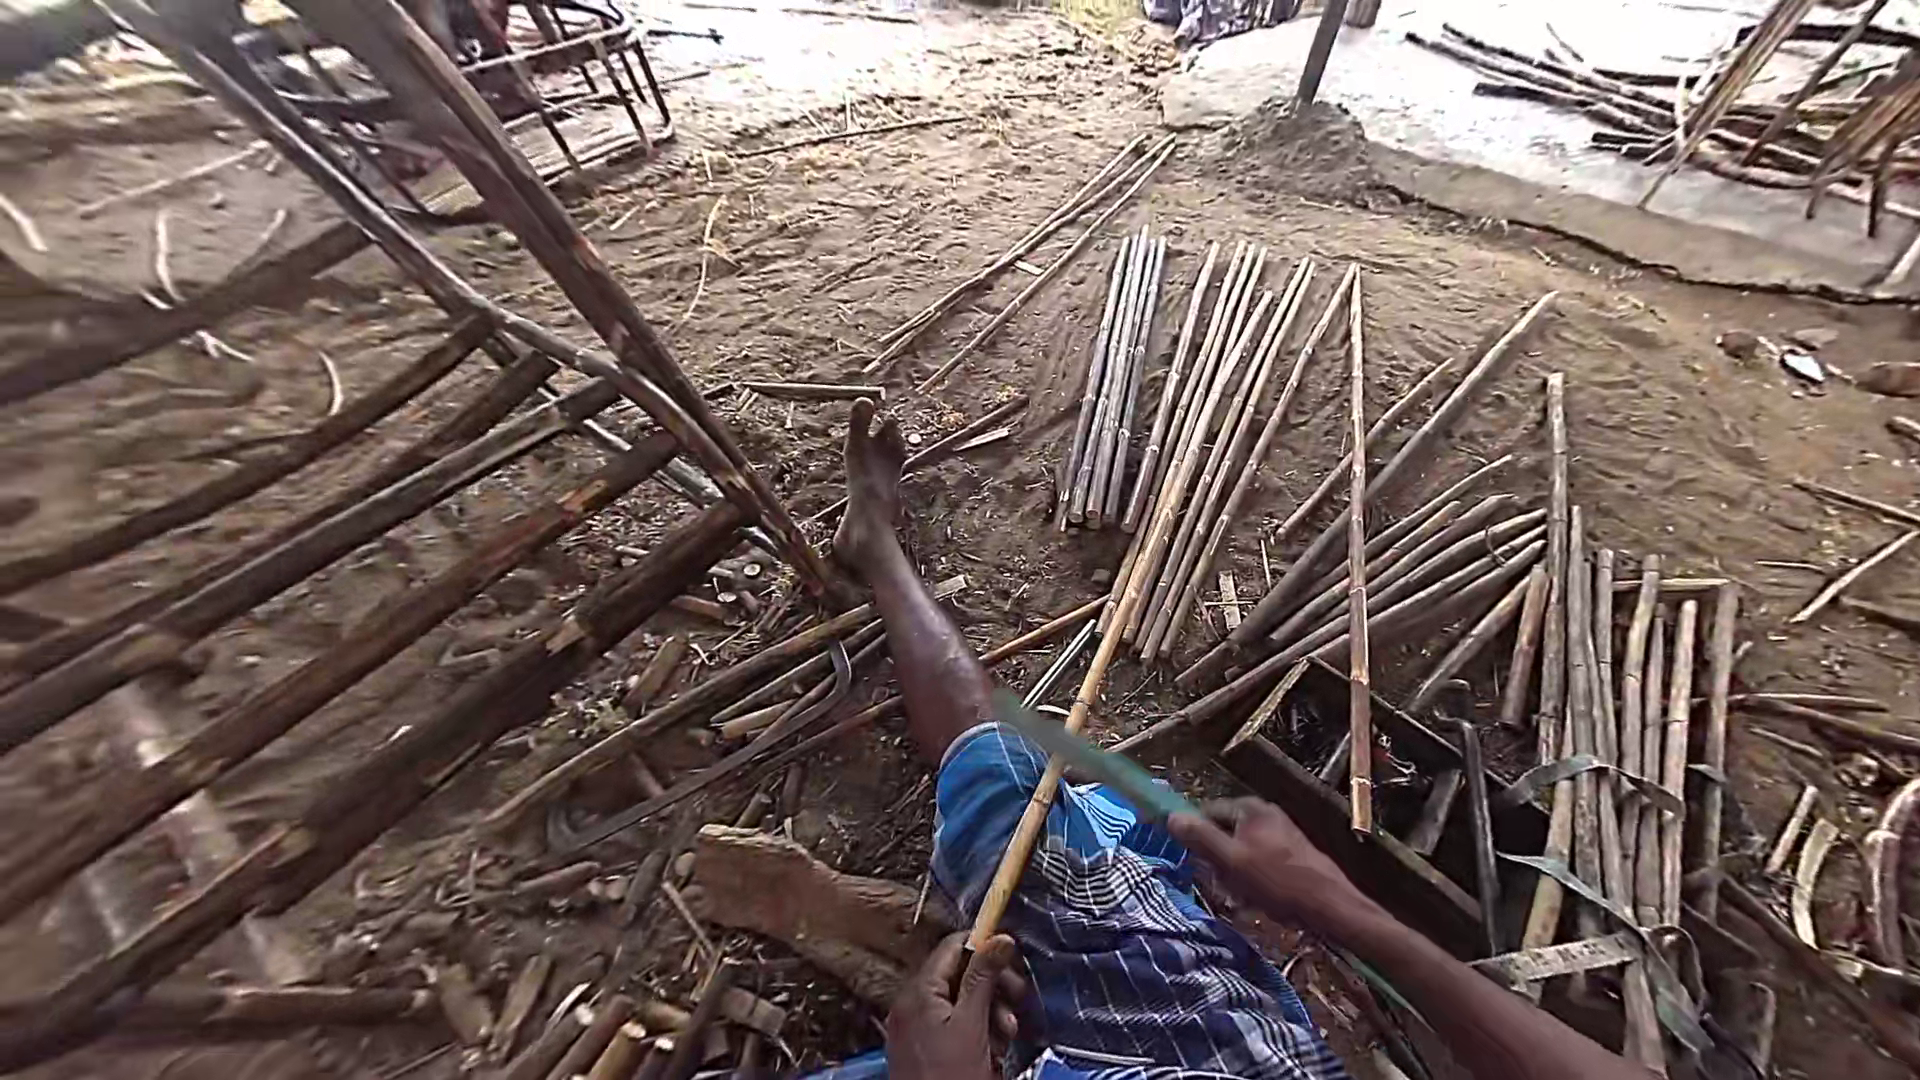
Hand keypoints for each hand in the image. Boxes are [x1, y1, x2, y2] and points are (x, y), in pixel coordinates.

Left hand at [885, 932, 1026, 1079]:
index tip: (1011, 958)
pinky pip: (949, 1023)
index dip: (982, 947)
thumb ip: (983, 976)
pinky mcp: (920, 1049)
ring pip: (956, 1000)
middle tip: (1018, 998)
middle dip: (990, 984)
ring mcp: (913, 1028)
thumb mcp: (973, 1024)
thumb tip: (1000, 937)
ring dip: (987, 1008)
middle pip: (955, 974)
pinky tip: (994, 1047)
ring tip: (1008, 1030)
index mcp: (917, 992)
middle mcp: (909, 1004)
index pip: (951, 948)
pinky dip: (974, 1027)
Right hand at [1169, 797, 1370, 928]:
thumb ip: (1199, 837)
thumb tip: (1171, 817)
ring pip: (1242, 848)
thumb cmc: (1278, 882)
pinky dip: (1254, 877)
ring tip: (1244, 896)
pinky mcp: (1293, 852)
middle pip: (1224, 831)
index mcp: (1248, 807)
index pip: (1205, 812)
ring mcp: (1281, 831)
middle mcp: (1264, 812)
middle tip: (1223, 884)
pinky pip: (1260, 859)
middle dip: (1219, 858)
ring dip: (1236, 872)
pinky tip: (1261, 898)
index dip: (1196, 835)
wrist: (1334, 908)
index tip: (1196, 862)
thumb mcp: (1231, 860)